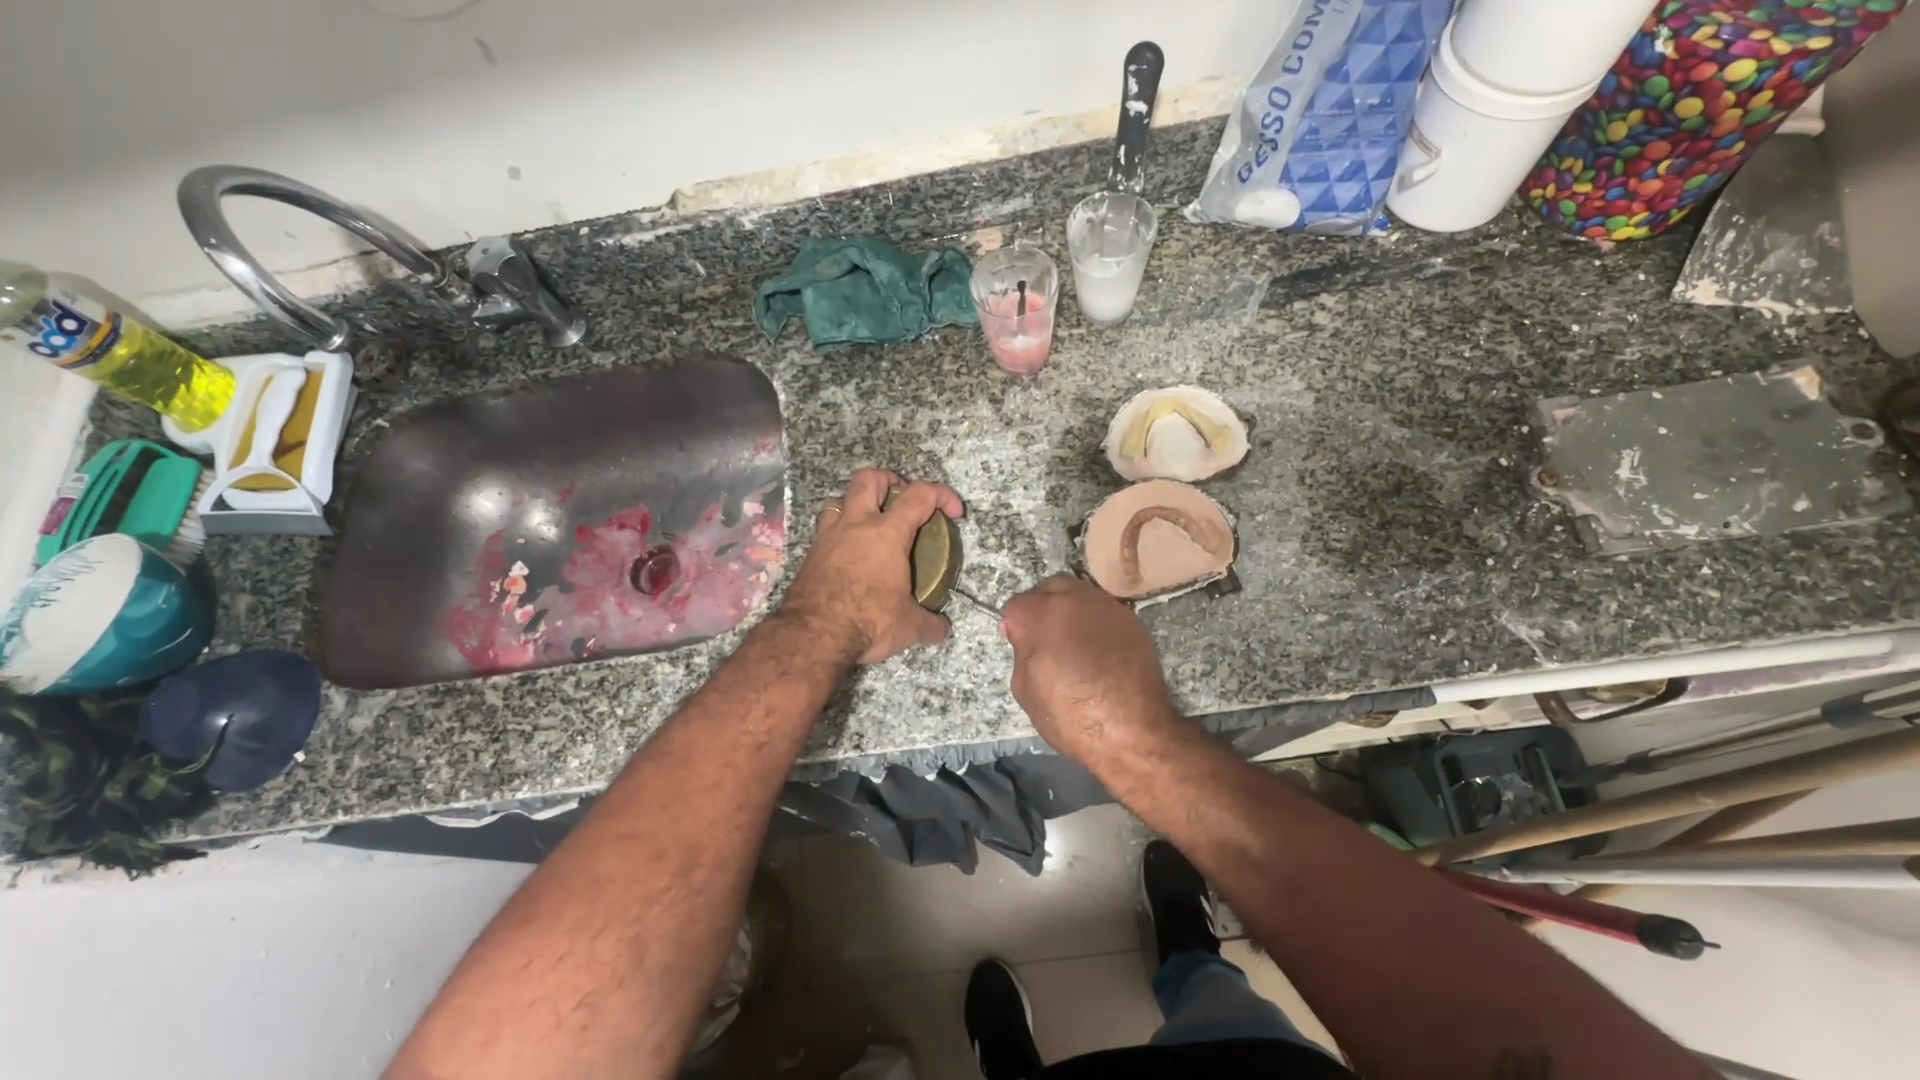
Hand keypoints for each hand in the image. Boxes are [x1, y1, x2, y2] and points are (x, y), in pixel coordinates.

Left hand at [780, 469, 965, 664]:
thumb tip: (943, 629)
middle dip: (889, 480)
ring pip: (838, 499)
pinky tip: (847, 554)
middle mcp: (855, 526)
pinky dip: (838, 533)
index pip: (920, 495)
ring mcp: (827, 538)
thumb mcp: (908, 626)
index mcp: (887, 534)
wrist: (813, 635)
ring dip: (855, 504)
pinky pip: (824, 530)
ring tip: (868, 524)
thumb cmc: (868, 621)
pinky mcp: (810, 556)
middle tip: (901, 499)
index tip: (954, 512)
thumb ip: (929, 624)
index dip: (942, 495)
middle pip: (869, 478)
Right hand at [1000, 575, 1178, 761]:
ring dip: (1069, 612)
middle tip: (1043, 638)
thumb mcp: (1026, 688)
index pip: (1016, 605)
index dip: (1013, 626)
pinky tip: (1097, 650)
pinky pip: (1103, 612)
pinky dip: (1094, 624)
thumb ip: (1022, 651)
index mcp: (1041, 614)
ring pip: (1079, 596)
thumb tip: (1024, 634)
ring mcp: (1107, 607)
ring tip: (1071, 643)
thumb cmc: (1071, 715)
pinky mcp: (1132, 621)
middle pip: (1049, 588)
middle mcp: (1075, 600)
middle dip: (1041, 607)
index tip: (1018, 644)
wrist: (1133, 730)